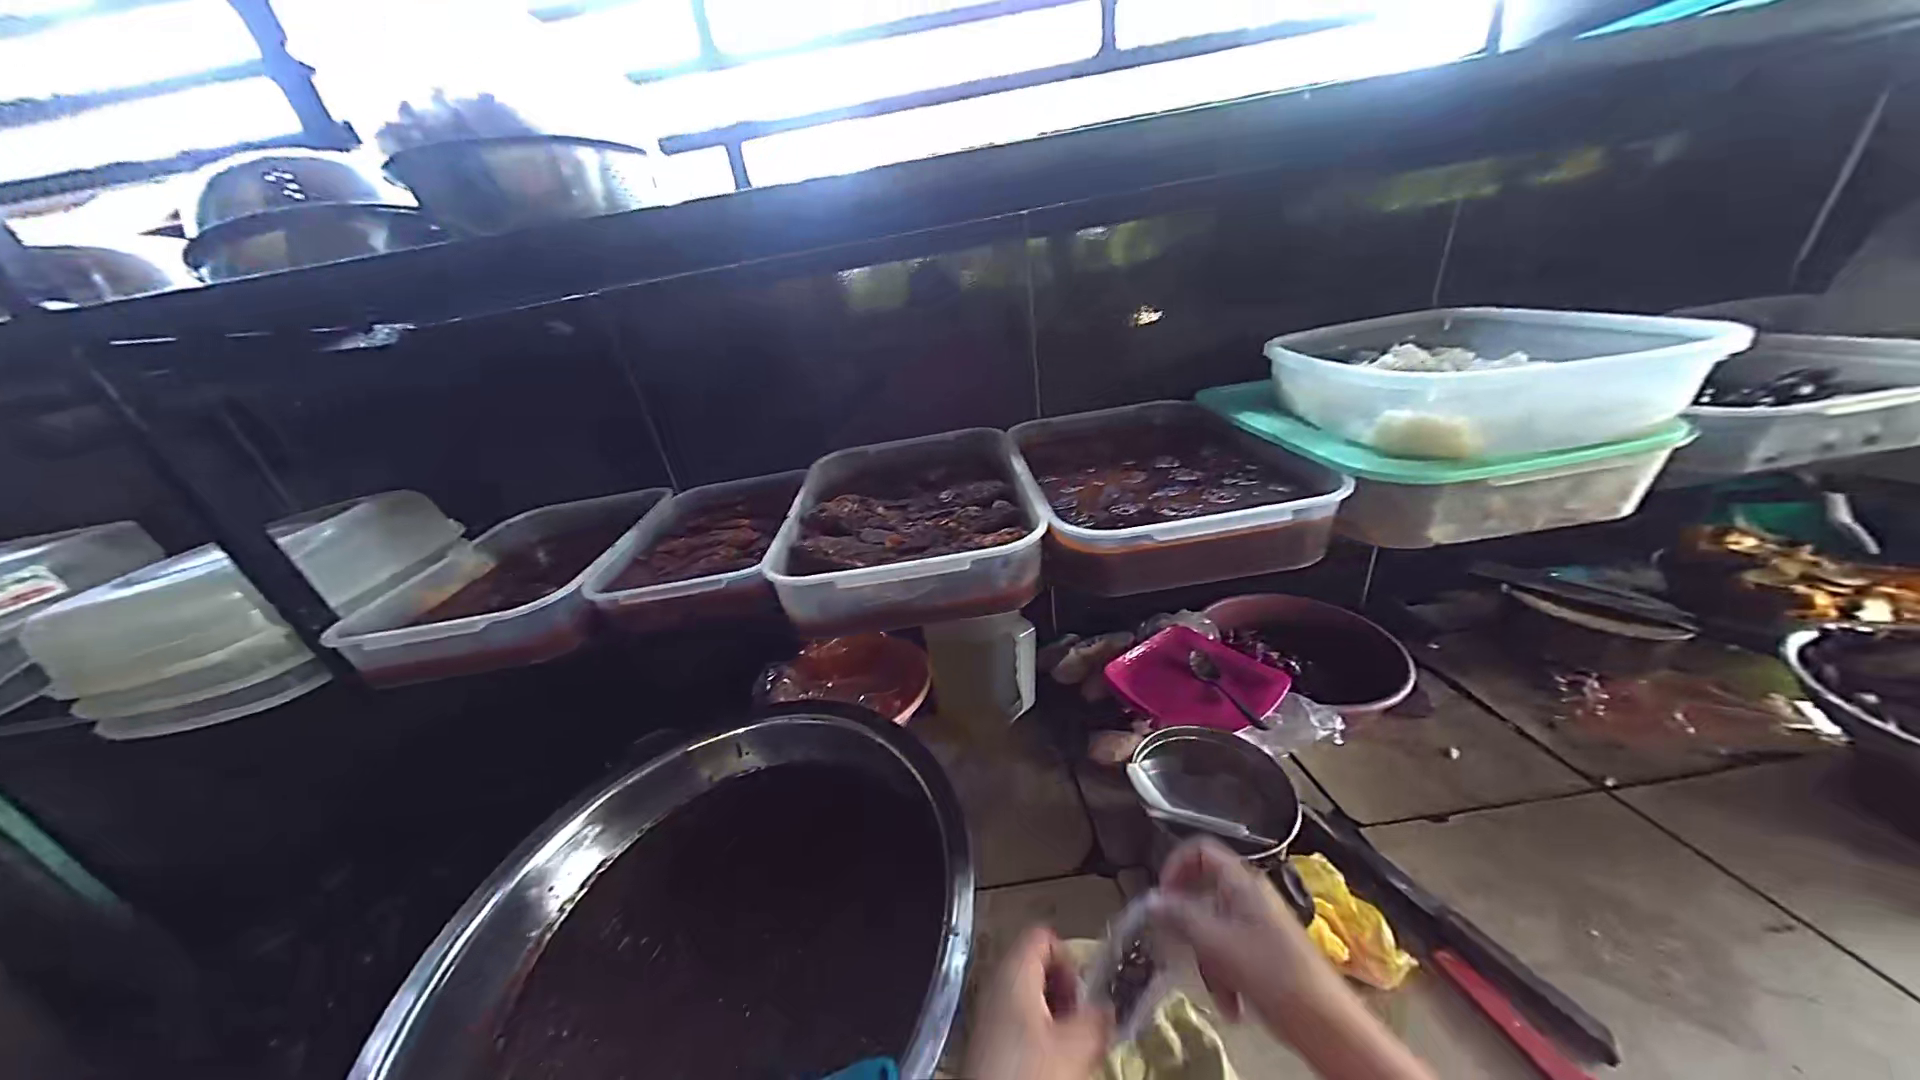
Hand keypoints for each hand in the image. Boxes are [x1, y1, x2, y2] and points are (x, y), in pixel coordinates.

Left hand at [964, 926, 1112, 1079]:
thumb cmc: (1025, 1071)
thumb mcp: (1072, 1047)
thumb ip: (1097, 1020)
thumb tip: (1108, 1008)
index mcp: (1014, 969)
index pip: (1044, 935)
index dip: (1069, 957)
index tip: (1084, 991)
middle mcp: (997, 979)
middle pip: (1039, 963)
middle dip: (1066, 989)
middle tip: (1081, 1021)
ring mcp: (989, 1006)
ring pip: (1031, 992)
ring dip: (1056, 1012)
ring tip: (1069, 1044)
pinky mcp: (988, 1034)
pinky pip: (1019, 1015)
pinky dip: (1039, 1029)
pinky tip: (1048, 1058)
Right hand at [1149, 836, 1345, 1026]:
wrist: (1330, 1027)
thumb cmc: (1274, 976)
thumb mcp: (1216, 944)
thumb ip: (1179, 917)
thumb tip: (1150, 899)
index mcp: (1241, 882)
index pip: (1200, 850)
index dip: (1175, 866)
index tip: (1161, 896)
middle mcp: (1250, 896)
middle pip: (1202, 894)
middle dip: (1189, 927)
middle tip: (1180, 949)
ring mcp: (1260, 924)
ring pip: (1213, 927)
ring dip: (1207, 960)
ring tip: (1216, 991)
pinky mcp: (1267, 953)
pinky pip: (1230, 951)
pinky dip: (1225, 975)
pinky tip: (1231, 1004)